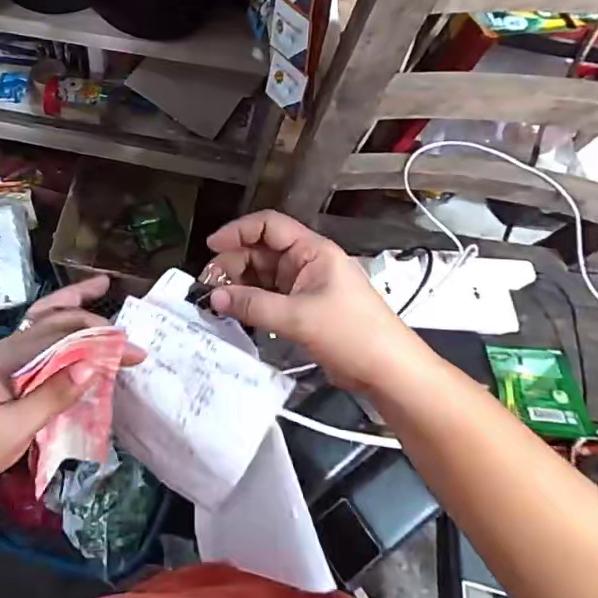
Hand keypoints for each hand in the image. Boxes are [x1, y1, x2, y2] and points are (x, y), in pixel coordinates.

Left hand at [0, 276, 139, 497]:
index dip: (101, 337)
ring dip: (70, 307)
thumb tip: (92, 366)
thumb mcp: (13, 429)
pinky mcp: (4, 374)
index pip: (64, 333)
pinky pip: (39, 343)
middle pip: (51, 315)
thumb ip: (52, 396)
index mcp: (11, 355)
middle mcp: (9, 348)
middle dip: (84, 305)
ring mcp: (5, 359)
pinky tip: (72, 338)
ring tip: (93, 293)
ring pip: (43, 322)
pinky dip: (61, 332)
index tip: (133, 351)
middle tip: (112, 293)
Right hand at [204, 210, 426, 393]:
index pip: (268, 226)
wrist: (388, 371)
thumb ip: (254, 305)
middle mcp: (307, 262)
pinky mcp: (303, 308)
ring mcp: (304, 285)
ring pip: (262, 275)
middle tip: (209, 284)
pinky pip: (268, 296)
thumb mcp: (299, 317)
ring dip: (239, 285)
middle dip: (233, 263)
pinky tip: (233, 311)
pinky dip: (250, 302)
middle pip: (261, 251)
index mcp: (313, 250)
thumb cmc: (354, 334)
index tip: (212, 246)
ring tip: (216, 300)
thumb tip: (215, 297)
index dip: (238, 231)